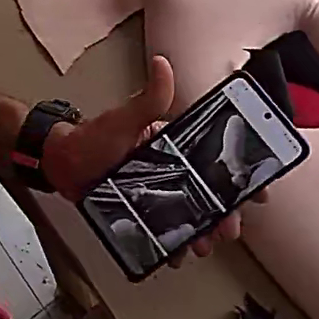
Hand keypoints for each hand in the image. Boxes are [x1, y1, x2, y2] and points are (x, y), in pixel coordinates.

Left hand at [39, 55, 264, 266]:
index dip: (240, 175)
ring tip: (205, 244)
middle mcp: (171, 170)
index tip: (258, 193)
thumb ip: (148, 99)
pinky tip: (179, 254)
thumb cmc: (92, 139)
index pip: (215, 159)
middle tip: (230, 229)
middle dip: (225, 212)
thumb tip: (163, 64)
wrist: (60, 165)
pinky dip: (174, 243)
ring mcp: (157, 193)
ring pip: (191, 214)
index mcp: (174, 146)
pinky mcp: (142, 213)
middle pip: (209, 193)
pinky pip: (165, 231)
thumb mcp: (124, 120)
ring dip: (203, 231)